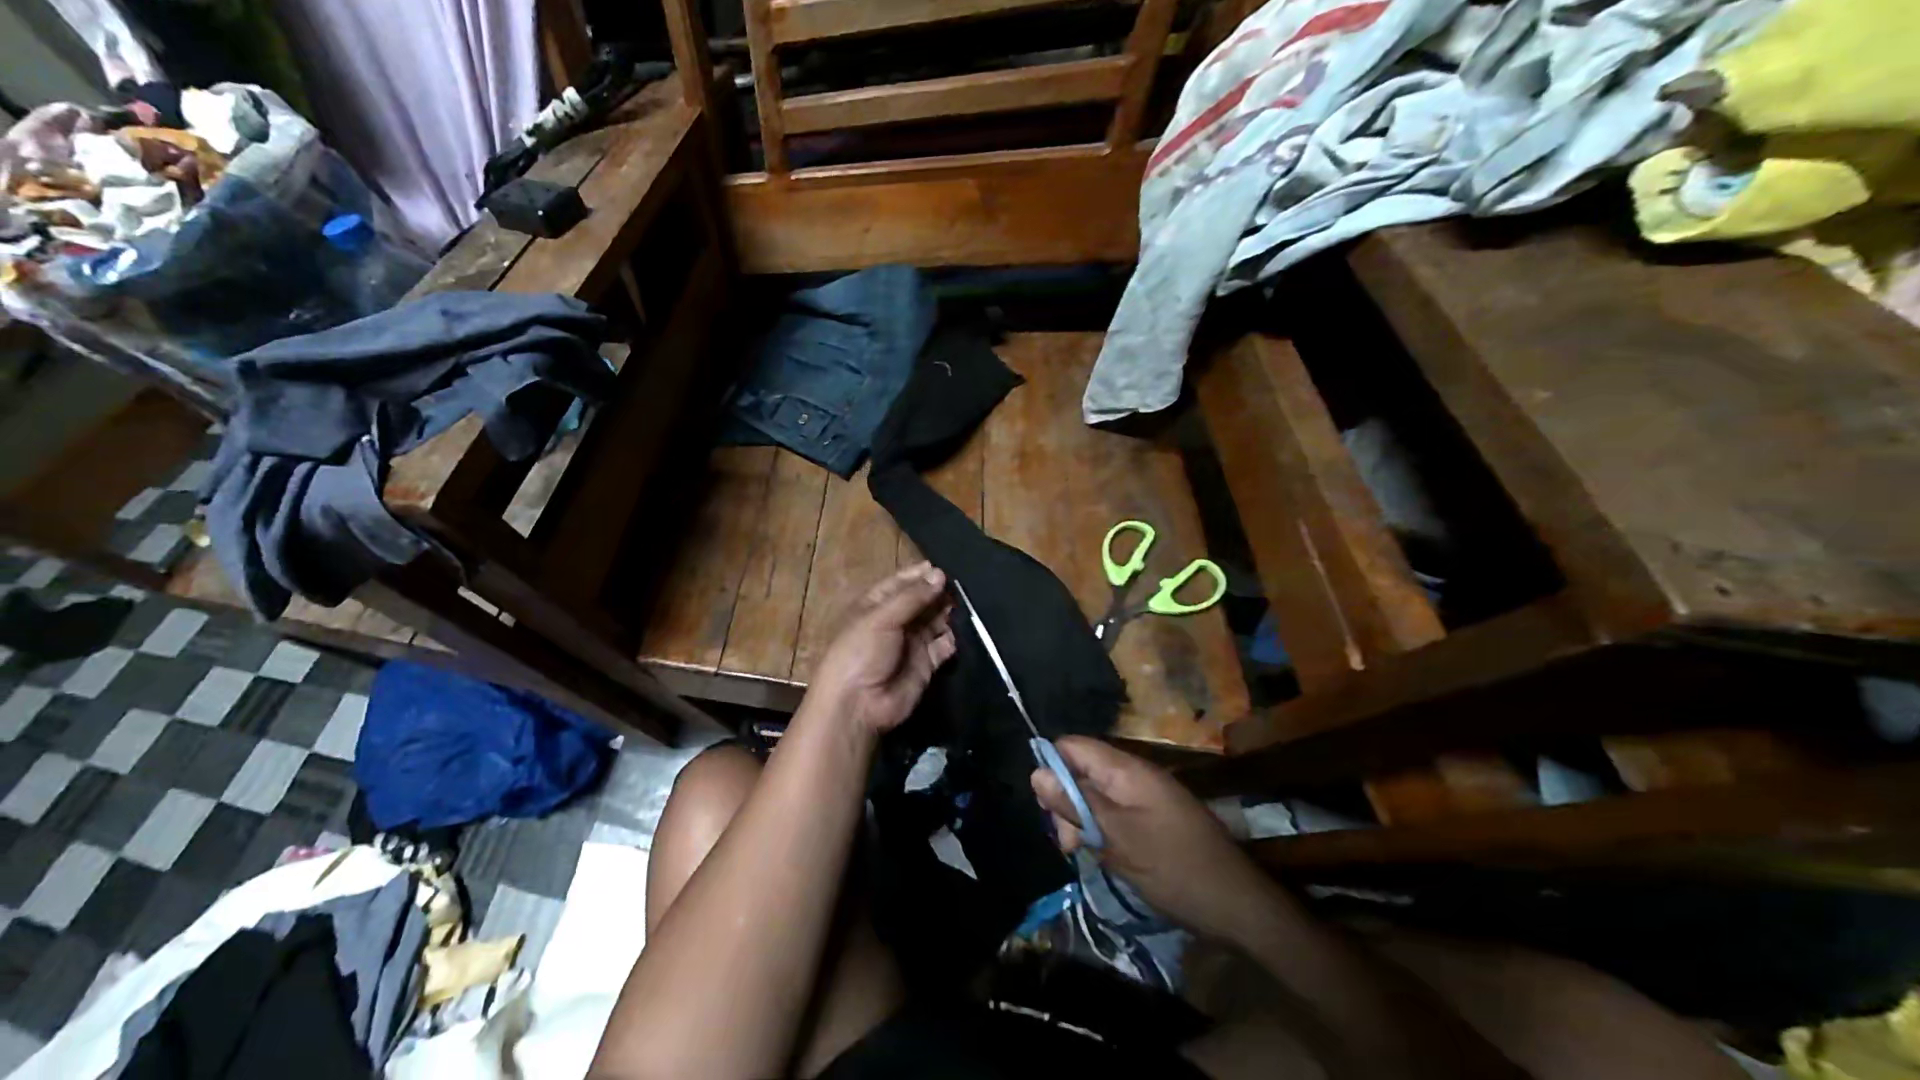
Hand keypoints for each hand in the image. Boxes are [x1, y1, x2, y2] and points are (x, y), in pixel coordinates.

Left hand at [807, 562, 957, 735]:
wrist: (858, 705)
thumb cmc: (860, 653)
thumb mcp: (881, 618)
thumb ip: (913, 597)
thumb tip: (939, 574)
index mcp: (875, 606)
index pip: (900, 584)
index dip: (920, 575)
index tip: (942, 568)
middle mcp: (894, 622)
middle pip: (921, 601)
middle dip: (939, 593)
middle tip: (961, 585)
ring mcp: (911, 643)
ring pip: (935, 621)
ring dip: (948, 613)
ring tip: (966, 604)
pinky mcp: (926, 664)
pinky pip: (943, 646)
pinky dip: (953, 638)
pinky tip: (961, 630)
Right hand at [1032, 736, 1283, 944]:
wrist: (1237, 906)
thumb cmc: (1174, 868)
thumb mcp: (1117, 837)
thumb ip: (1076, 804)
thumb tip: (1036, 773)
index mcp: (1127, 770)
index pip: (1073, 746)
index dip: (1052, 769)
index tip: (1049, 811)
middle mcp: (1135, 776)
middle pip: (1081, 772)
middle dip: (1067, 804)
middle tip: (1071, 846)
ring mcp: (1146, 799)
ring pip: (1095, 797)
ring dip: (1083, 823)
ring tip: (1086, 855)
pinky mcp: (1152, 821)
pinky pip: (1114, 815)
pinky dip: (1102, 833)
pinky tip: (1105, 857)